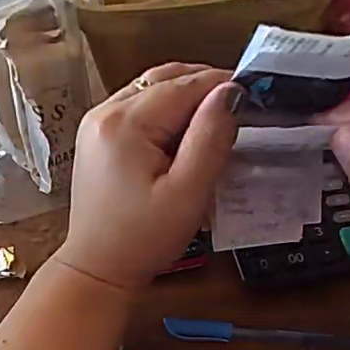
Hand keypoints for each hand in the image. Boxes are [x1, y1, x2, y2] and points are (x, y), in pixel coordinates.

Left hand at [56, 63, 239, 290]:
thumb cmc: (145, 239)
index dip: (220, 85)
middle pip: (164, 79)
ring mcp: (97, 123)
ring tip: (215, 122)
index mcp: (125, 123)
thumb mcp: (187, 193)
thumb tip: (230, 94)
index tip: (252, 95)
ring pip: (151, 91)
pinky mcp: (97, 138)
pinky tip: (184, 136)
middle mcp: (105, 111)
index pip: (183, 85)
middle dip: (204, 87)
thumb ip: (210, 139)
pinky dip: (166, 113)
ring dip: (185, 98)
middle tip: (238, 108)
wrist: (99, 269)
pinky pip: (138, 109)